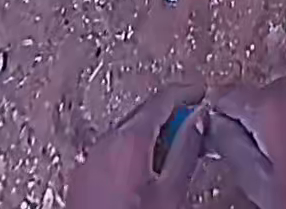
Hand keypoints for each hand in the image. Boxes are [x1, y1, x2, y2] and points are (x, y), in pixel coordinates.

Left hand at [67, 85, 206, 208]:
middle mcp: (106, 143)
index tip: (203, 94)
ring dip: (154, 132)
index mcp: (129, 139)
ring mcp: (90, 162)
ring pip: (129, 131)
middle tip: (195, 122)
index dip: (187, 93)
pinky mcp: (82, 181)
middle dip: (171, 113)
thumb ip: (187, 147)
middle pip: (145, 112)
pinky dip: (136, 149)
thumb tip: (198, 119)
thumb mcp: (171, 192)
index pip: (163, 99)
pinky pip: (114, 150)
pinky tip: (149, 169)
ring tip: (176, 148)